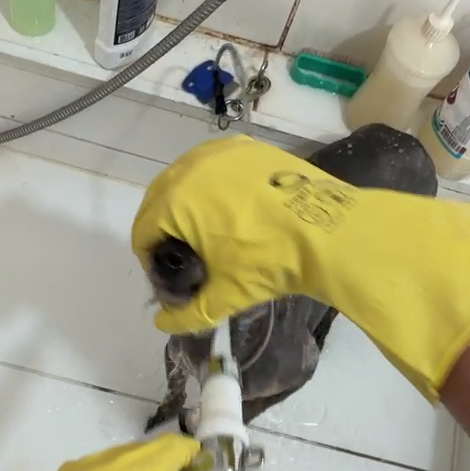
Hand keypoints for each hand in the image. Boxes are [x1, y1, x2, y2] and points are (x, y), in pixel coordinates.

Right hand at [131, 135, 469, 398]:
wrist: (327, 231)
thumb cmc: (270, 263)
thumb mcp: (225, 296)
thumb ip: (187, 314)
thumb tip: (161, 324)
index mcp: (175, 203)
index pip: (142, 231)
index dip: (149, 259)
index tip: (169, 276)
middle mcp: (188, 169)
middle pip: (157, 201)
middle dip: (163, 230)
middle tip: (184, 256)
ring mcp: (217, 153)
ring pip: (182, 179)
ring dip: (183, 204)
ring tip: (204, 231)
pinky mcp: (245, 146)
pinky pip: (211, 165)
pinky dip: (209, 184)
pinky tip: (227, 206)